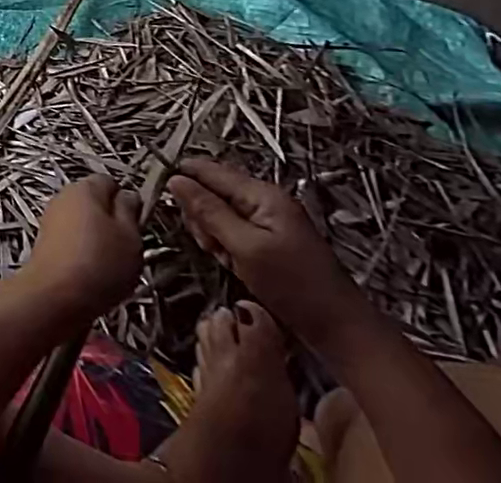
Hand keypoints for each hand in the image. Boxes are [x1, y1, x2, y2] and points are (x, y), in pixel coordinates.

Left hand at [23, 175, 143, 324]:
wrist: (55, 296)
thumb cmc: (99, 263)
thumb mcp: (130, 235)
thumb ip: (131, 210)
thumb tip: (128, 195)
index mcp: (84, 188)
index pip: (110, 182)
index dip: (127, 201)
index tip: (138, 223)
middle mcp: (63, 197)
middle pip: (96, 203)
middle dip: (113, 222)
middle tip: (127, 247)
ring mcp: (51, 220)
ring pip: (85, 224)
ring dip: (100, 240)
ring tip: (111, 266)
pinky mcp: (46, 243)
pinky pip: (73, 242)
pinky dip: (84, 254)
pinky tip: (93, 274)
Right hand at [168, 159, 368, 344]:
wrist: (339, 330)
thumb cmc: (296, 287)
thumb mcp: (244, 246)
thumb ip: (208, 210)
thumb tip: (176, 180)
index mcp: (262, 194)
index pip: (209, 170)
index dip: (183, 178)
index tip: (160, 195)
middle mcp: (264, 201)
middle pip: (211, 191)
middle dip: (200, 214)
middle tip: (210, 243)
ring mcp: (266, 220)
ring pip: (217, 213)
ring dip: (211, 232)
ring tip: (224, 256)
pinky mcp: (266, 240)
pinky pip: (230, 231)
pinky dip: (224, 245)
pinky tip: (232, 263)